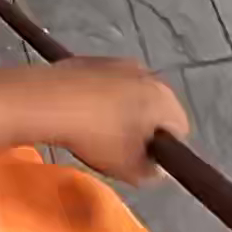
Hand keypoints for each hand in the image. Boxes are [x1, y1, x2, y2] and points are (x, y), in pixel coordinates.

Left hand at [39, 58, 189, 183]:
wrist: (51, 99)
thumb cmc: (98, 135)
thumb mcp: (131, 169)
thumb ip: (152, 172)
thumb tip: (155, 167)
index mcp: (163, 97)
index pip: (179, 129)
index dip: (166, 150)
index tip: (144, 160)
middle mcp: (145, 72)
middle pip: (156, 106)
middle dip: (144, 127)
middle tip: (122, 147)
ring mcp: (117, 60)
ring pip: (130, 92)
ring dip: (122, 109)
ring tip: (98, 129)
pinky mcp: (93, 58)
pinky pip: (107, 82)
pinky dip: (102, 95)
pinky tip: (83, 110)